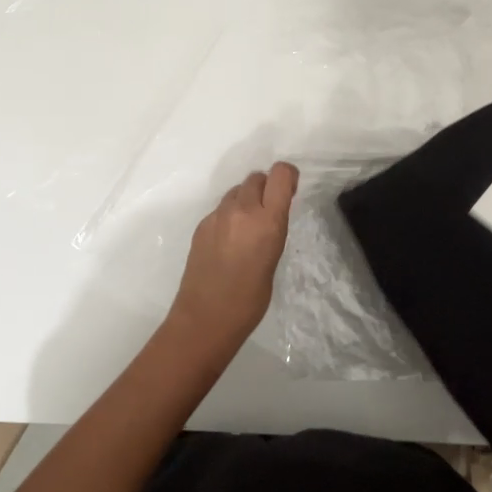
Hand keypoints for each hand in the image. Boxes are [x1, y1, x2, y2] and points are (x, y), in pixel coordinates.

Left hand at [166, 162, 298, 352]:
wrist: (206, 316)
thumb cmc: (250, 299)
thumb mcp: (273, 258)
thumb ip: (271, 229)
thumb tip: (268, 216)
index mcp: (266, 221)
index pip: (279, 174)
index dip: (287, 176)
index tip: (290, 190)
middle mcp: (241, 210)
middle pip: (255, 178)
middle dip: (265, 188)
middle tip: (268, 211)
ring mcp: (217, 216)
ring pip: (236, 191)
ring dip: (246, 200)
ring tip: (247, 228)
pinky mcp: (201, 225)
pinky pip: (221, 209)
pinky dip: (229, 215)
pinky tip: (228, 242)